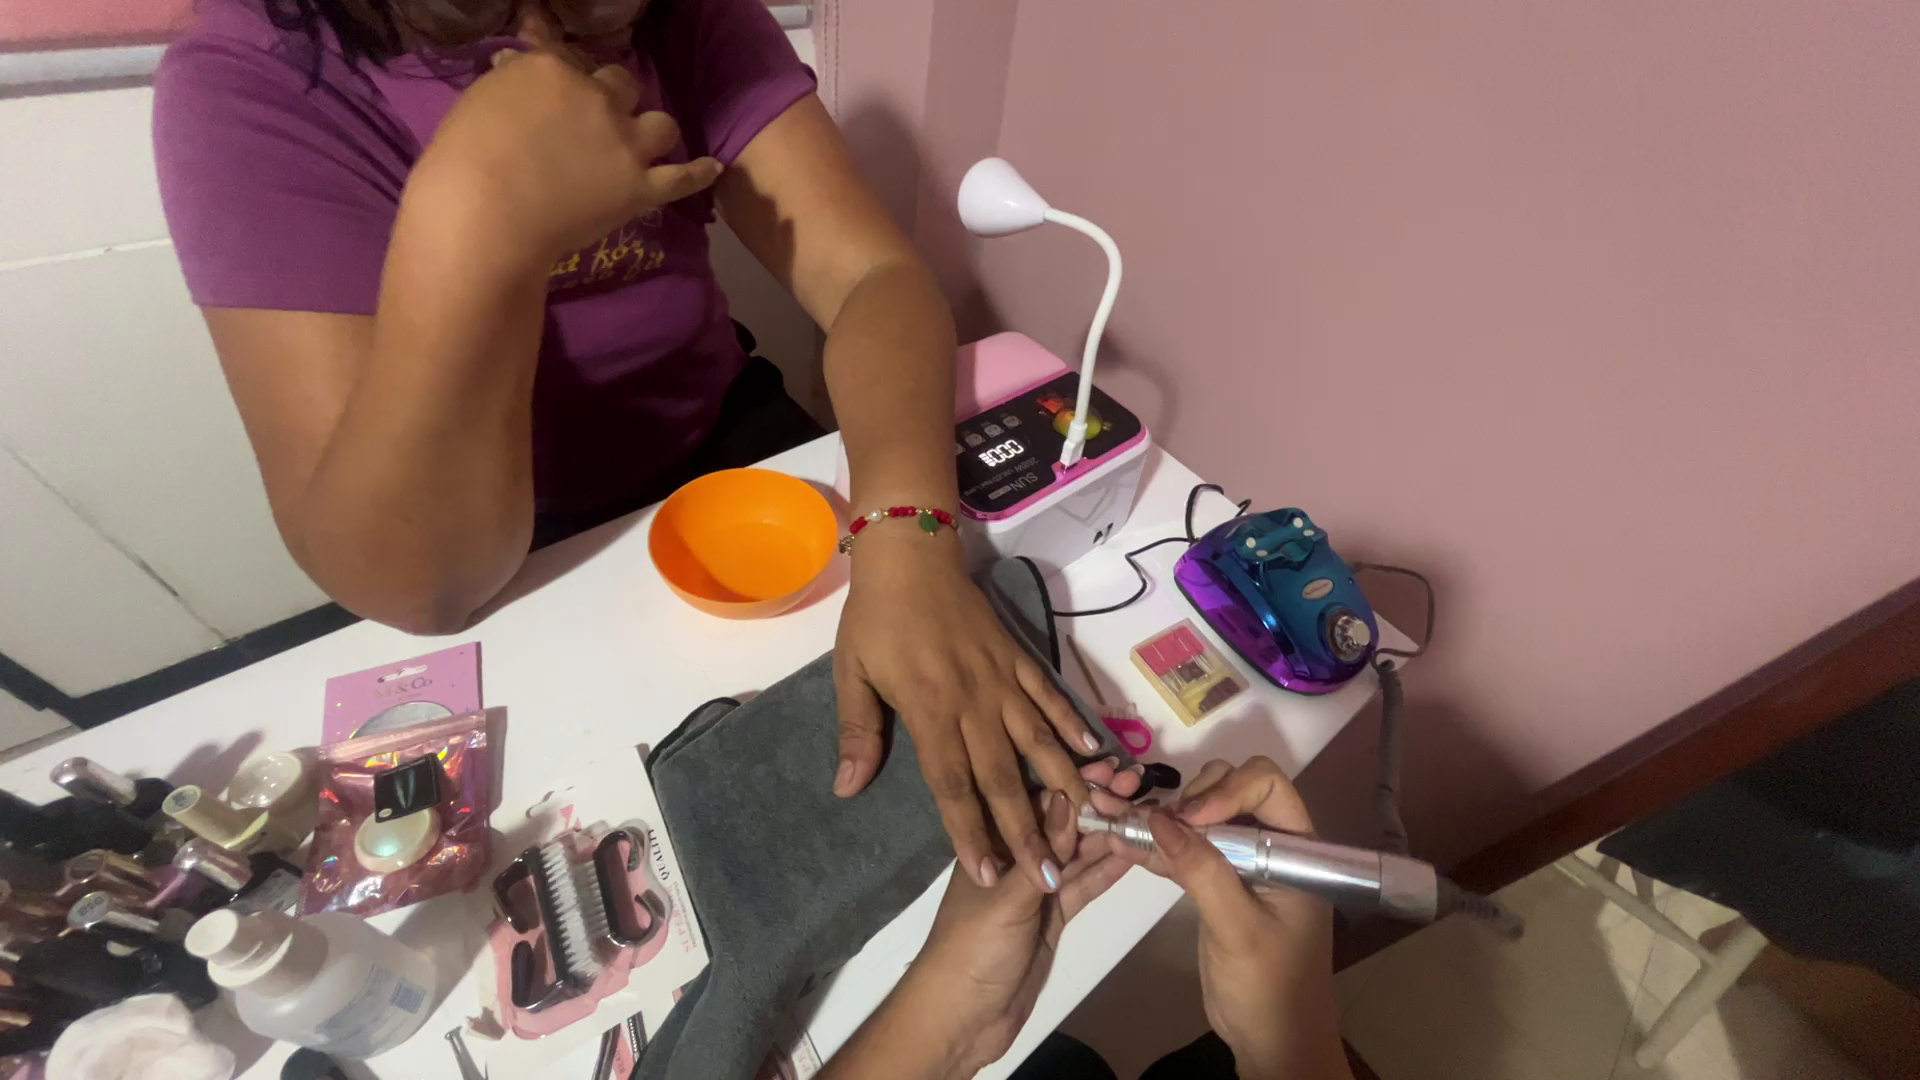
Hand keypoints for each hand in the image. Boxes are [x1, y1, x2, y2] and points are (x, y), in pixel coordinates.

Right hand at [407, 21, 721, 265]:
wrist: (490, 212)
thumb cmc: (467, 157)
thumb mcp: (483, 100)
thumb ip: (512, 83)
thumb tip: (517, 68)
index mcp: (553, 70)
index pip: (569, 60)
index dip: (567, 75)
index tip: (562, 88)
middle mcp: (598, 100)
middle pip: (622, 87)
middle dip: (613, 99)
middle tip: (600, 121)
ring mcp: (625, 145)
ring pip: (661, 125)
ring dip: (653, 130)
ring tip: (646, 142)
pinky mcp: (641, 188)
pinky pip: (684, 178)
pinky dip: (701, 173)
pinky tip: (715, 168)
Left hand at [833, 530, 1111, 893]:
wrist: (911, 560)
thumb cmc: (876, 620)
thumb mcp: (852, 674)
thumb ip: (859, 731)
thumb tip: (848, 789)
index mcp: (930, 711)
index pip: (952, 784)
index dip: (969, 832)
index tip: (987, 875)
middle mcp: (974, 703)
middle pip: (1003, 775)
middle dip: (1024, 829)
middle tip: (1045, 876)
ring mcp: (1002, 679)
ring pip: (1037, 740)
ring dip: (1062, 783)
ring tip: (1088, 821)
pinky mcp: (1018, 657)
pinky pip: (1049, 695)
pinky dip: (1070, 722)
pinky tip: (1091, 749)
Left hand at [896, 783, 1130, 1075]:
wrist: (960, 1018)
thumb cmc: (972, 948)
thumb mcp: (1008, 896)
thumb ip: (1040, 849)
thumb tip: (1067, 793)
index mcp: (992, 840)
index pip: (1037, 801)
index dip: (1073, 783)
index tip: (1110, 768)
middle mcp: (1015, 855)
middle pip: (1061, 823)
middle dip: (1096, 805)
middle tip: (1136, 785)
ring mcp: (1035, 886)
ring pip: (1076, 853)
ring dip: (1107, 835)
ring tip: (1145, 811)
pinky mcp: (1051, 915)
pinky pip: (1081, 885)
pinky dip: (1104, 871)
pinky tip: (1133, 853)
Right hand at [1104, 758, 1352, 1079]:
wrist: (1271, 1046)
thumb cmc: (1271, 988)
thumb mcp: (1238, 928)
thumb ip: (1202, 870)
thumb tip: (1159, 817)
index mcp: (1296, 849)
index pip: (1266, 785)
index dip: (1228, 789)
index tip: (1192, 818)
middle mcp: (1271, 844)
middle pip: (1232, 786)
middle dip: (1194, 797)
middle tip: (1165, 824)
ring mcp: (1242, 860)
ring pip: (1203, 811)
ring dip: (1170, 815)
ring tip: (1137, 827)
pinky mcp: (1216, 879)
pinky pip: (1185, 845)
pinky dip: (1158, 842)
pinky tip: (1125, 842)